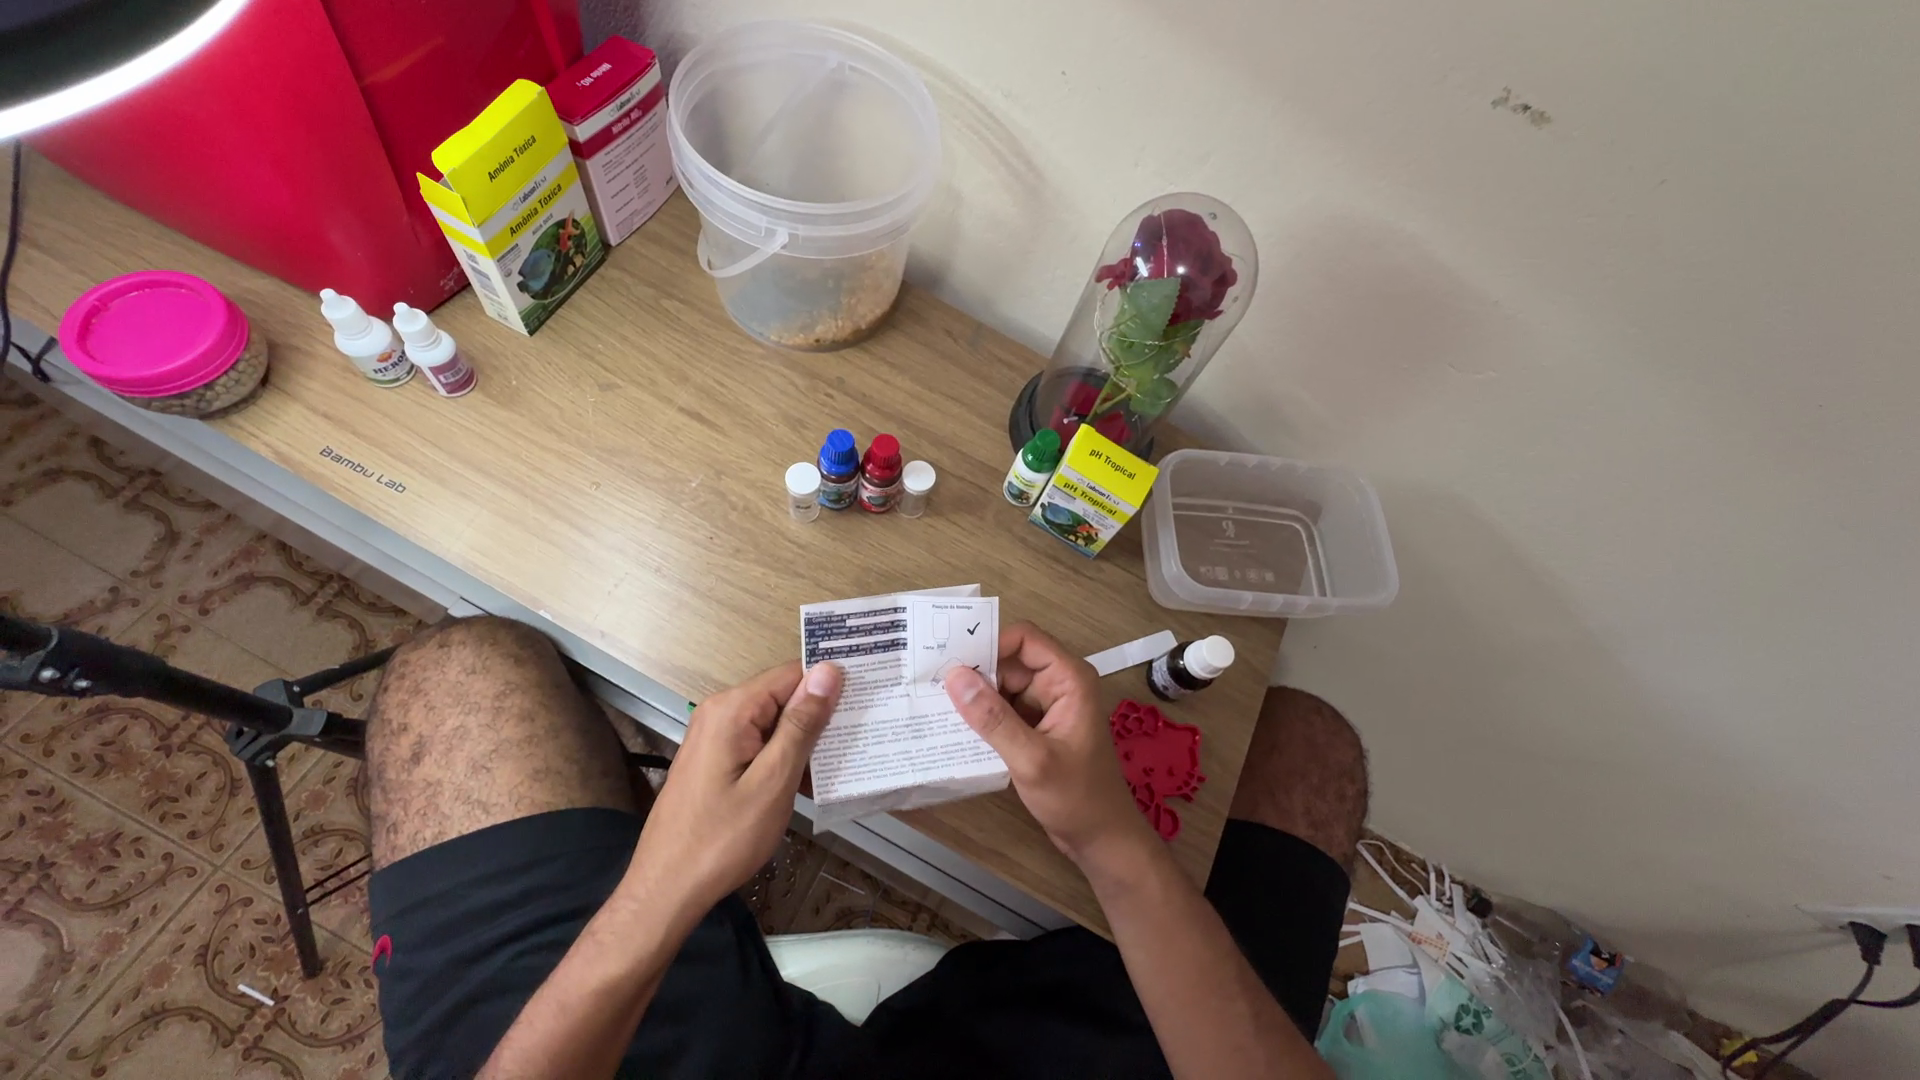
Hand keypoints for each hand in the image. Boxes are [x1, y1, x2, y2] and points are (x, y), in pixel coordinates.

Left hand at [632, 661, 841, 910]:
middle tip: (862, 733)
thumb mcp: (773, 781)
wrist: (667, 890)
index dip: (830, 684)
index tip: (868, 699)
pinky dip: (785, 757)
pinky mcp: (715, 759)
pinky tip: (810, 782)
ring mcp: (715, 737)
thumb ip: (801, 724)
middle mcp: (720, 712)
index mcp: (733, 709)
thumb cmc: (723, 838)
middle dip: (820, 714)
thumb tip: (829, 671)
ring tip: (844, 759)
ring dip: (805, 740)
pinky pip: (759, 743)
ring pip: (774, 722)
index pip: (793, 674)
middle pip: (783, 695)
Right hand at [944, 623, 1154, 864]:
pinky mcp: (1037, 726)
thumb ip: (993, 718)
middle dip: (976, 671)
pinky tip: (955, 725)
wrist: (1101, 839)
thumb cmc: (1077, 798)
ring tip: (936, 703)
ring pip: (1004, 685)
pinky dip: (984, 715)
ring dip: (976, 695)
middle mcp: (1060, 684)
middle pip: (1010, 661)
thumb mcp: (1031, 759)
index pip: (1024, 639)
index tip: (952, 660)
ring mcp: (1048, 705)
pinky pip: (1005, 708)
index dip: (989, 644)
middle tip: (933, 684)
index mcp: (1070, 679)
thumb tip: (955, 677)